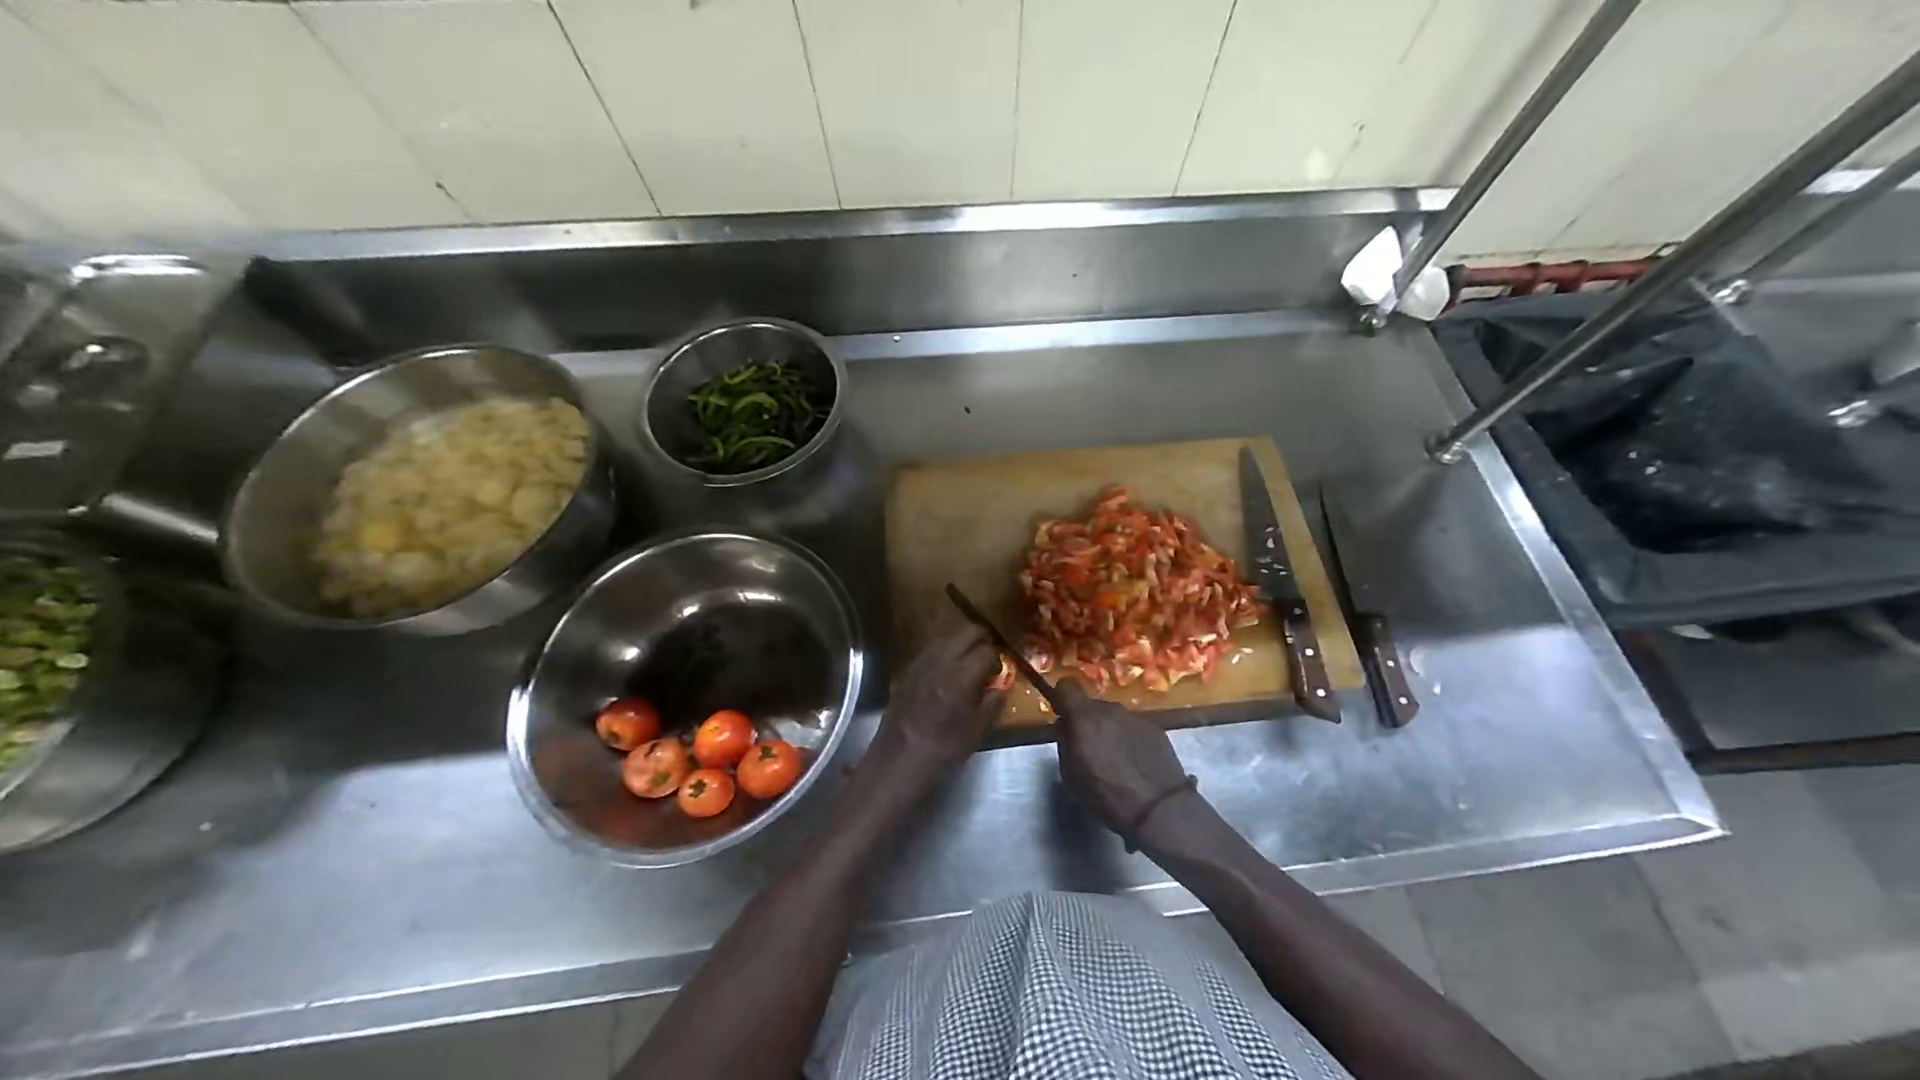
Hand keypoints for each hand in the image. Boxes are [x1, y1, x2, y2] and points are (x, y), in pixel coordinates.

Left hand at [868, 625, 1002, 779]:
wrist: (898, 761)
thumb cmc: (943, 751)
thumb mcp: (976, 731)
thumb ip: (992, 703)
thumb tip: (1002, 686)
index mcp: (961, 676)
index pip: (987, 652)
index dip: (998, 660)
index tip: (999, 673)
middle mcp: (940, 662)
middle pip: (966, 634)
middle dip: (981, 640)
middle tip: (988, 658)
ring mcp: (919, 664)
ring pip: (945, 639)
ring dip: (960, 645)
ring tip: (967, 664)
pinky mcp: (905, 672)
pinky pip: (928, 653)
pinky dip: (941, 656)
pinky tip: (943, 674)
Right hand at [1055, 679, 1191, 834]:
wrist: (1159, 809)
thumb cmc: (1106, 796)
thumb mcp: (1070, 775)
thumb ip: (1064, 743)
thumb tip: (1066, 727)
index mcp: (1084, 718)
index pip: (1067, 686)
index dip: (1062, 697)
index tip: (1063, 715)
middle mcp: (1110, 710)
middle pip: (1091, 705)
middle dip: (1086, 722)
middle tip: (1088, 748)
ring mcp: (1135, 717)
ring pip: (1113, 717)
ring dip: (1109, 731)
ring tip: (1114, 760)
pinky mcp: (1155, 728)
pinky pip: (1132, 727)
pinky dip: (1129, 739)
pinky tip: (1134, 763)